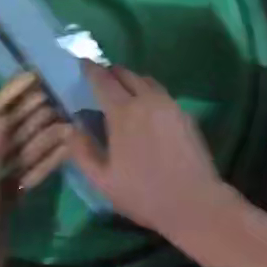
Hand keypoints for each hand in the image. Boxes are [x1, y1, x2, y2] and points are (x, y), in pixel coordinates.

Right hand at [51, 62, 244, 240]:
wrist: (195, 203)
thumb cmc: (144, 193)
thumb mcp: (102, 180)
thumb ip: (82, 151)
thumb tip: (71, 128)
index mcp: (123, 112)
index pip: (102, 80)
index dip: (89, 69)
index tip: (81, 63)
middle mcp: (147, 100)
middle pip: (125, 73)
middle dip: (110, 72)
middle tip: (99, 80)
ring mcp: (169, 105)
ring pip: (146, 80)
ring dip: (130, 80)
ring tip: (121, 92)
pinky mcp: (184, 114)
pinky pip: (160, 93)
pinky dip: (147, 92)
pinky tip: (144, 110)